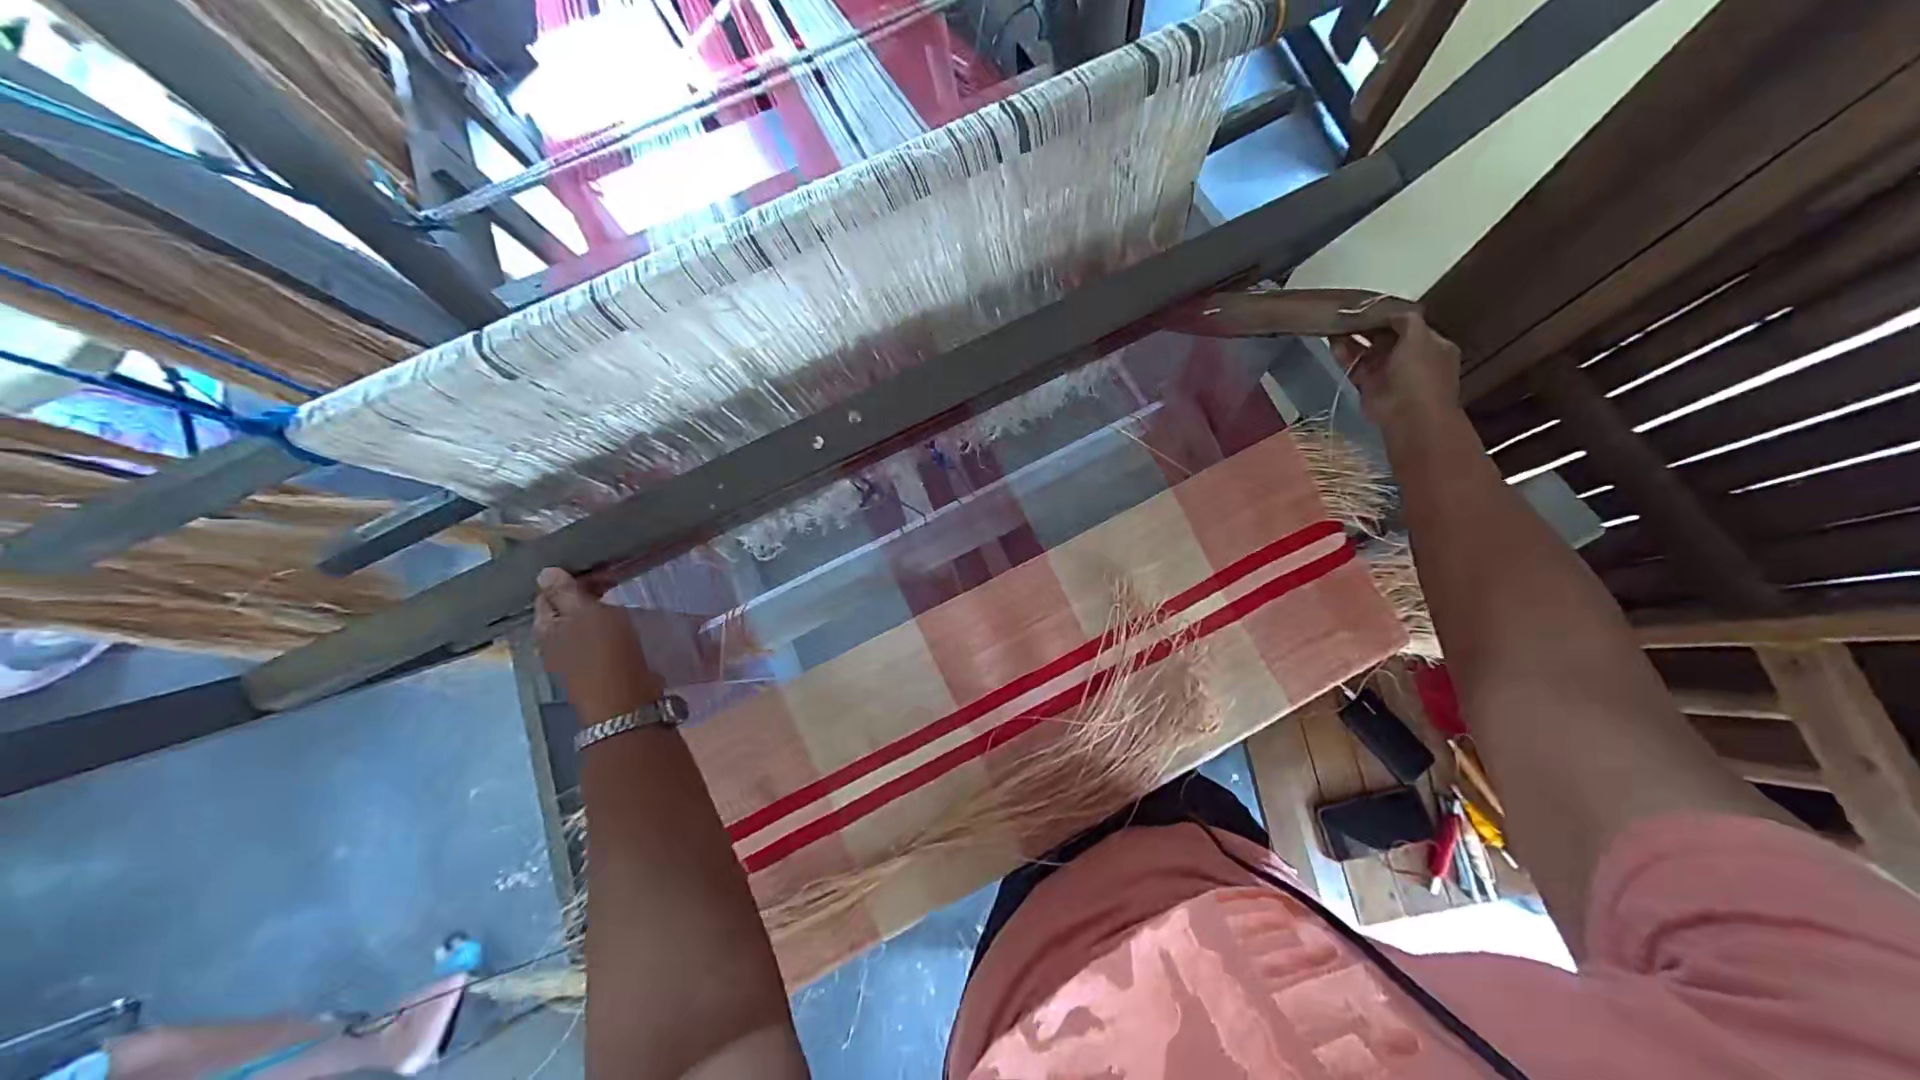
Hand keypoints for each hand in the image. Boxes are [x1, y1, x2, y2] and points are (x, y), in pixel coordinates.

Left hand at [535, 568, 666, 725]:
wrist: (625, 702)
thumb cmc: (604, 652)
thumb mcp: (586, 613)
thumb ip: (566, 592)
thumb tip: (543, 572)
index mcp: (545, 627)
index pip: (548, 594)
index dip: (570, 580)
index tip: (600, 571)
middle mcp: (553, 644)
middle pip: (566, 612)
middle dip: (586, 597)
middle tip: (615, 585)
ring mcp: (574, 660)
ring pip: (583, 627)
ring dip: (600, 614)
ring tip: (622, 605)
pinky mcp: (596, 671)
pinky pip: (600, 643)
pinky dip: (610, 632)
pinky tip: (626, 629)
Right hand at [1332, 311, 1461, 432]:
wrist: (1408, 415)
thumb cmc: (1419, 373)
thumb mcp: (1420, 337)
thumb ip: (1406, 319)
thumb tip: (1390, 310)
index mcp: (1429, 344)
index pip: (1407, 324)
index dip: (1388, 315)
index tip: (1368, 306)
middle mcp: (1409, 357)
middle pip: (1384, 337)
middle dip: (1366, 326)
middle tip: (1346, 314)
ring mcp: (1388, 372)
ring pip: (1367, 351)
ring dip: (1352, 339)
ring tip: (1334, 325)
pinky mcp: (1368, 385)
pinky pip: (1355, 366)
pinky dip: (1344, 355)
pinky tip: (1333, 343)